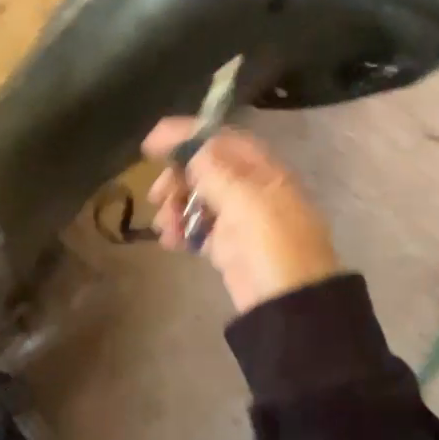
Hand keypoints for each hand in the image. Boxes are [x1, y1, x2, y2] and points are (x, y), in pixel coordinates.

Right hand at [143, 117, 343, 312]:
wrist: (287, 303)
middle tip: (156, 193)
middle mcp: (250, 189)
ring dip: (174, 205)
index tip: (150, 144)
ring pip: (197, 198)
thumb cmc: (272, 245)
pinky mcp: (227, 245)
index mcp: (262, 171)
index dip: (185, 136)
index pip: (220, 139)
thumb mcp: (246, 200)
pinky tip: (169, 240)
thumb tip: (193, 147)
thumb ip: (217, 170)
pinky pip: (196, 227)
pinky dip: (179, 229)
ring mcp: (238, 218)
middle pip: (204, 168)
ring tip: (162, 226)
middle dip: (176, 177)